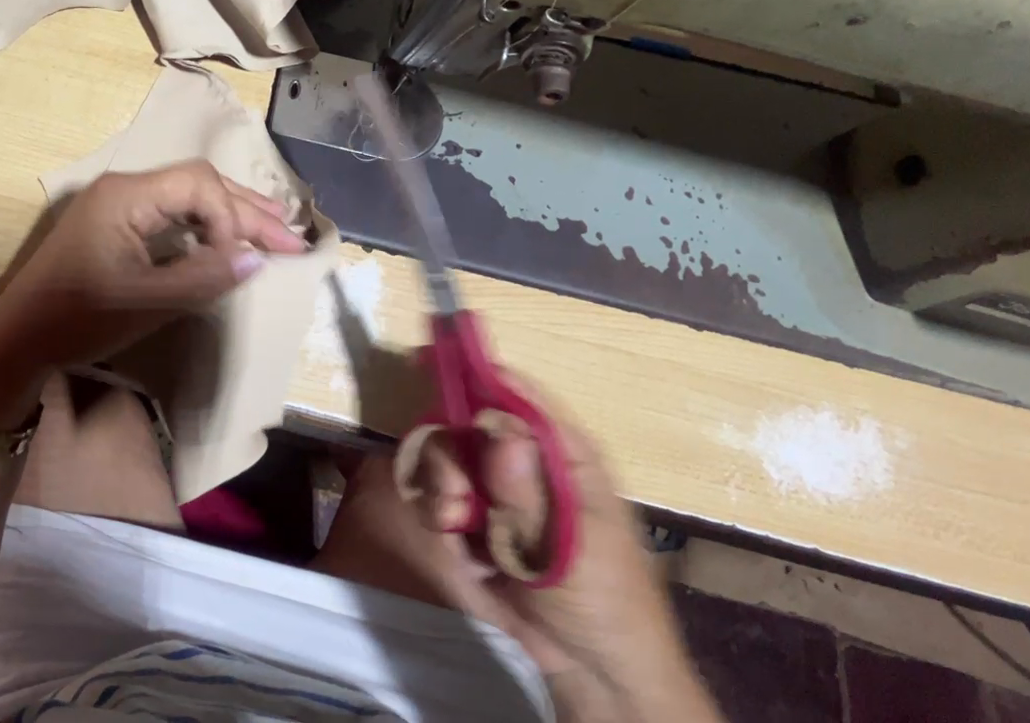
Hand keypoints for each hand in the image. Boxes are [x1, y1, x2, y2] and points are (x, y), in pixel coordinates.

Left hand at [0, 162, 308, 427]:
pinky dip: (205, 228)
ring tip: (276, 232)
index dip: (231, 218)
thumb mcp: (145, 301)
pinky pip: (171, 216)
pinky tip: (228, 243)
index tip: (243, 262)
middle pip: (198, 185)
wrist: (17, 340)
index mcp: (126, 194)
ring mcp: (118, 205)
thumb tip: (257, 259)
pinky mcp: (116, 226)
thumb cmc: (76, 319)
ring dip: (230, 216)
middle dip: (246, 212)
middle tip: (293, 240)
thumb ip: (203, 277)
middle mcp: (124, 188)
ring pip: (187, 198)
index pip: (200, 184)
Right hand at [402, 395, 720, 722]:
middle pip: (464, 423)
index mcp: (564, 453)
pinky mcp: (472, 521)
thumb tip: (498, 430)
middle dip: (447, 456)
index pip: (515, 394)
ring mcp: (496, 491)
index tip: (425, 358)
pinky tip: (461, 552)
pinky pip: (435, 498)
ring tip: (455, 529)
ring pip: (442, 460)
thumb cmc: (604, 602)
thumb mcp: (572, 550)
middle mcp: (524, 461)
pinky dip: (437, 519)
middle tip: (452, 497)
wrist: (591, 670)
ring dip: (439, 491)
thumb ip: (529, 494)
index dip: (473, 373)